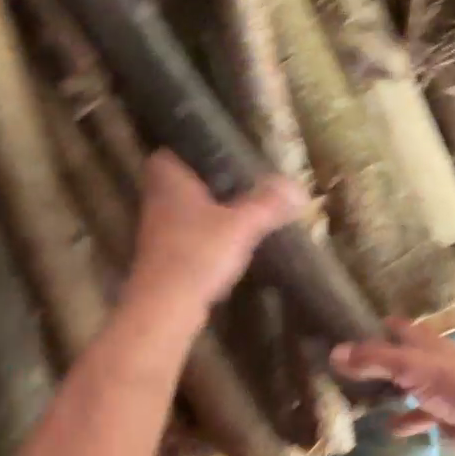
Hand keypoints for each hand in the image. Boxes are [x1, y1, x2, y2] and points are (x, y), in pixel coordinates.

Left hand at [124, 151, 303, 311]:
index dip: (191, 148)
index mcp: (170, 181)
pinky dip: (205, 233)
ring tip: (240, 206)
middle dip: (205, 179)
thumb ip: (268, 204)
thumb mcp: (241, 225)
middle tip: (237, 178)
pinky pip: (187, 233)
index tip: (218, 149)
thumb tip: (296, 187)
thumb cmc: (197, 254)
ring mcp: (158, 230)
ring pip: (183, 208)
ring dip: (206, 208)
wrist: (164, 306)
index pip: (171, 151)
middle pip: (178, 180)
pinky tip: (228, 240)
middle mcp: (158, 200)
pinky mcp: (165, 257)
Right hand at [329, 318, 454, 443]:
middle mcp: (435, 362)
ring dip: (395, 390)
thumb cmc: (450, 382)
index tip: (362, 325)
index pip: (403, 328)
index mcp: (428, 344)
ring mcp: (443, 389)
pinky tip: (390, 428)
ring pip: (413, 386)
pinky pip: (422, 416)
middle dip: (386, 359)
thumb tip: (334, 352)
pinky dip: (407, 420)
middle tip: (357, 362)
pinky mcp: (448, 415)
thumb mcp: (407, 366)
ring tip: (368, 395)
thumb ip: (373, 359)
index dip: (385, 325)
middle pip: (406, 356)